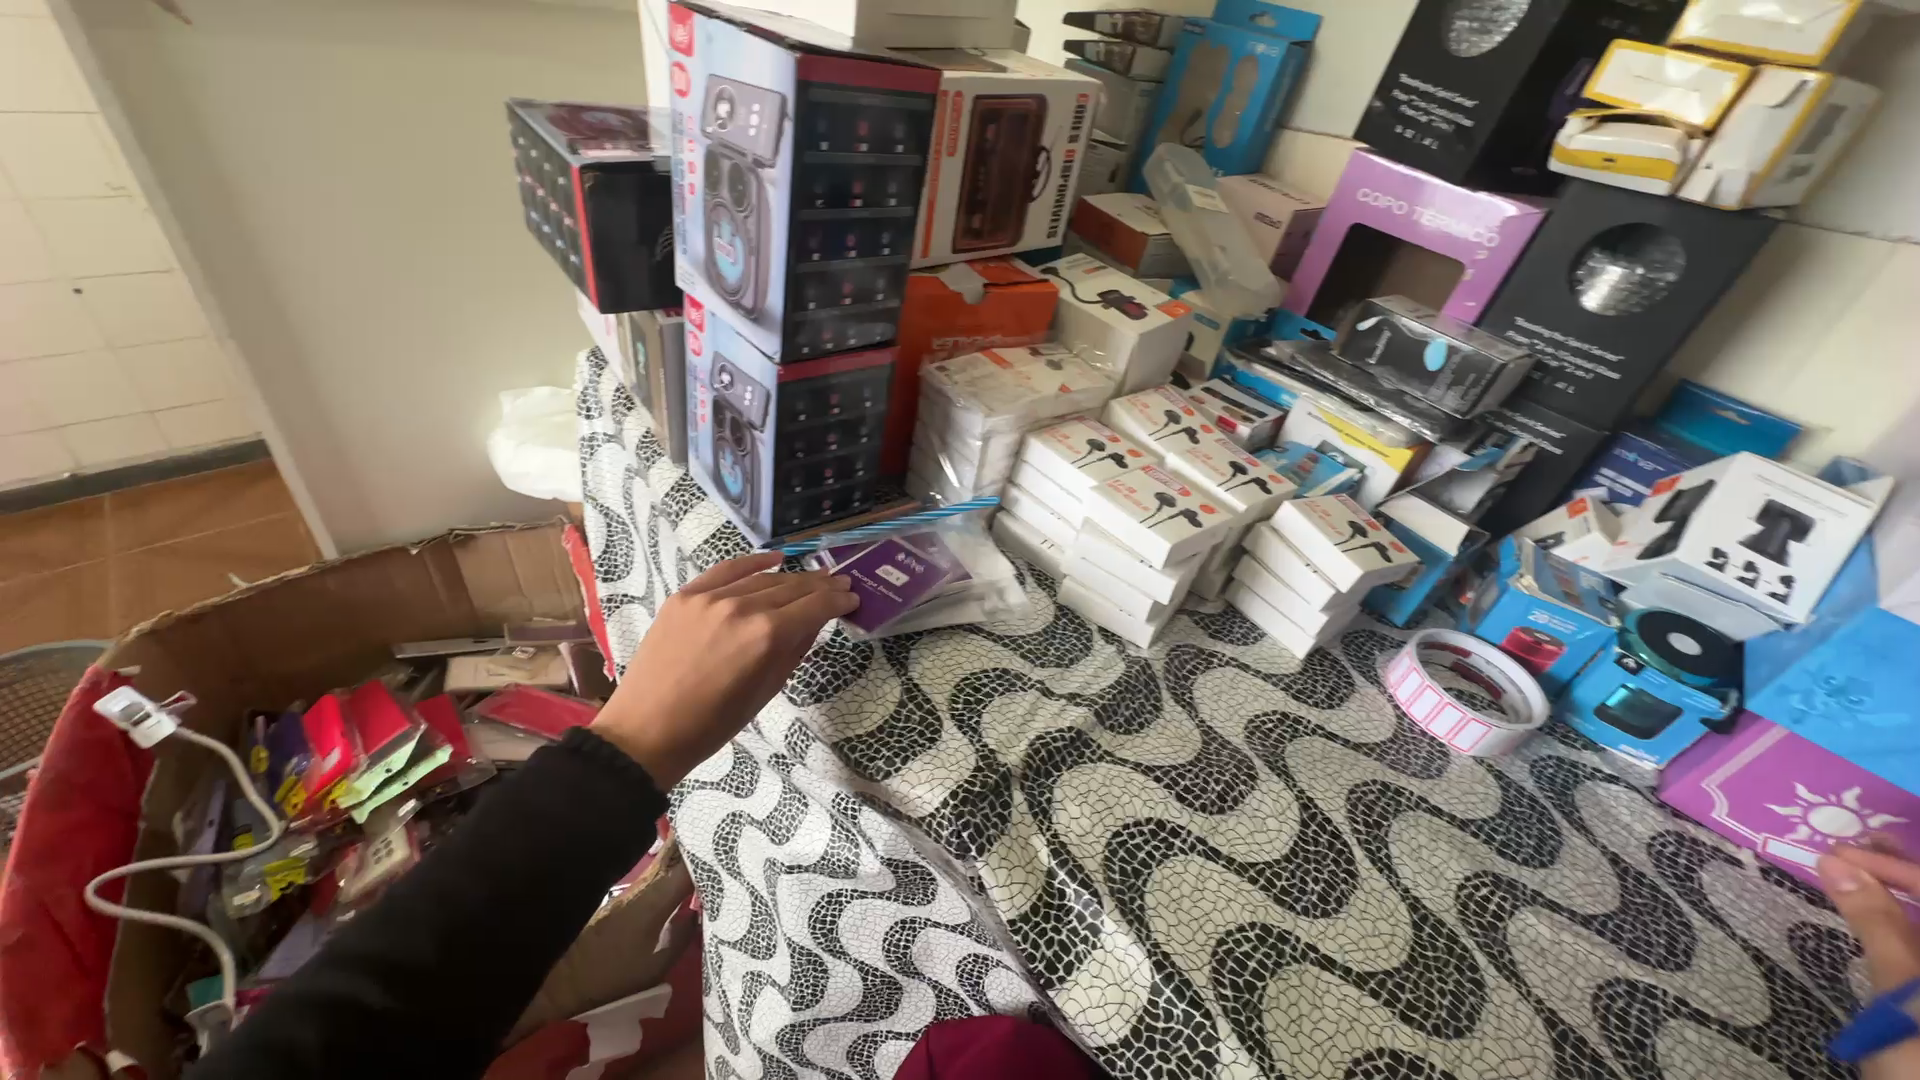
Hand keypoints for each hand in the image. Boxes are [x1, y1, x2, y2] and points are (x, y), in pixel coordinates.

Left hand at [591, 553, 855, 786]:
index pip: (814, 607)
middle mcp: (742, 608)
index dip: (838, 601)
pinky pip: (726, 570)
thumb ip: (795, 649)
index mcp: (766, 637)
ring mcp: (710, 598)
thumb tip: (816, 622)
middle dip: (820, 586)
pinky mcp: (686, 596)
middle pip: (791, 588)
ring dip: (792, 577)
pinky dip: (752, 562)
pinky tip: (775, 559)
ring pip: (762, 578)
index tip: (852, 597)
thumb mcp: (766, 690)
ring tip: (813, 577)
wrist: (648, 730)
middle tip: (841, 584)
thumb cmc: (714, 724)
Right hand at [1818, 847, 1919, 1078]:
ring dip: (1905, 892)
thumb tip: (1835, 862)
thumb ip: (1877, 926)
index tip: (1839, 855)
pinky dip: (1905, 923)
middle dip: (1907, 872)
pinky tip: (1878, 908)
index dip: (1902, 869)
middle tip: (1855, 845)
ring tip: (1861, 862)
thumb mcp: (1906, 996)